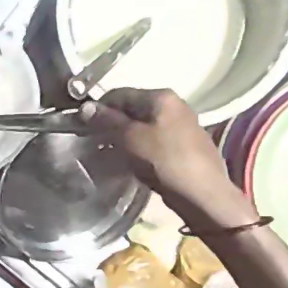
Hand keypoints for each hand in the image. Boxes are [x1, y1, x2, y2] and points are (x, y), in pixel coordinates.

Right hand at [82, 88, 256, 229]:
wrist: (202, 194)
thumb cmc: (164, 161)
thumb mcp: (130, 139)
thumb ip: (108, 121)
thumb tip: (86, 106)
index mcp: (161, 96)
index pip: (121, 93)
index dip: (100, 108)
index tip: (85, 126)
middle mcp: (176, 104)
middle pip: (134, 108)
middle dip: (114, 124)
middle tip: (97, 143)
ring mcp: (184, 124)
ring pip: (146, 125)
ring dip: (128, 137)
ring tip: (114, 155)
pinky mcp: (188, 145)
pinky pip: (157, 140)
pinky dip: (143, 147)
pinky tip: (137, 162)